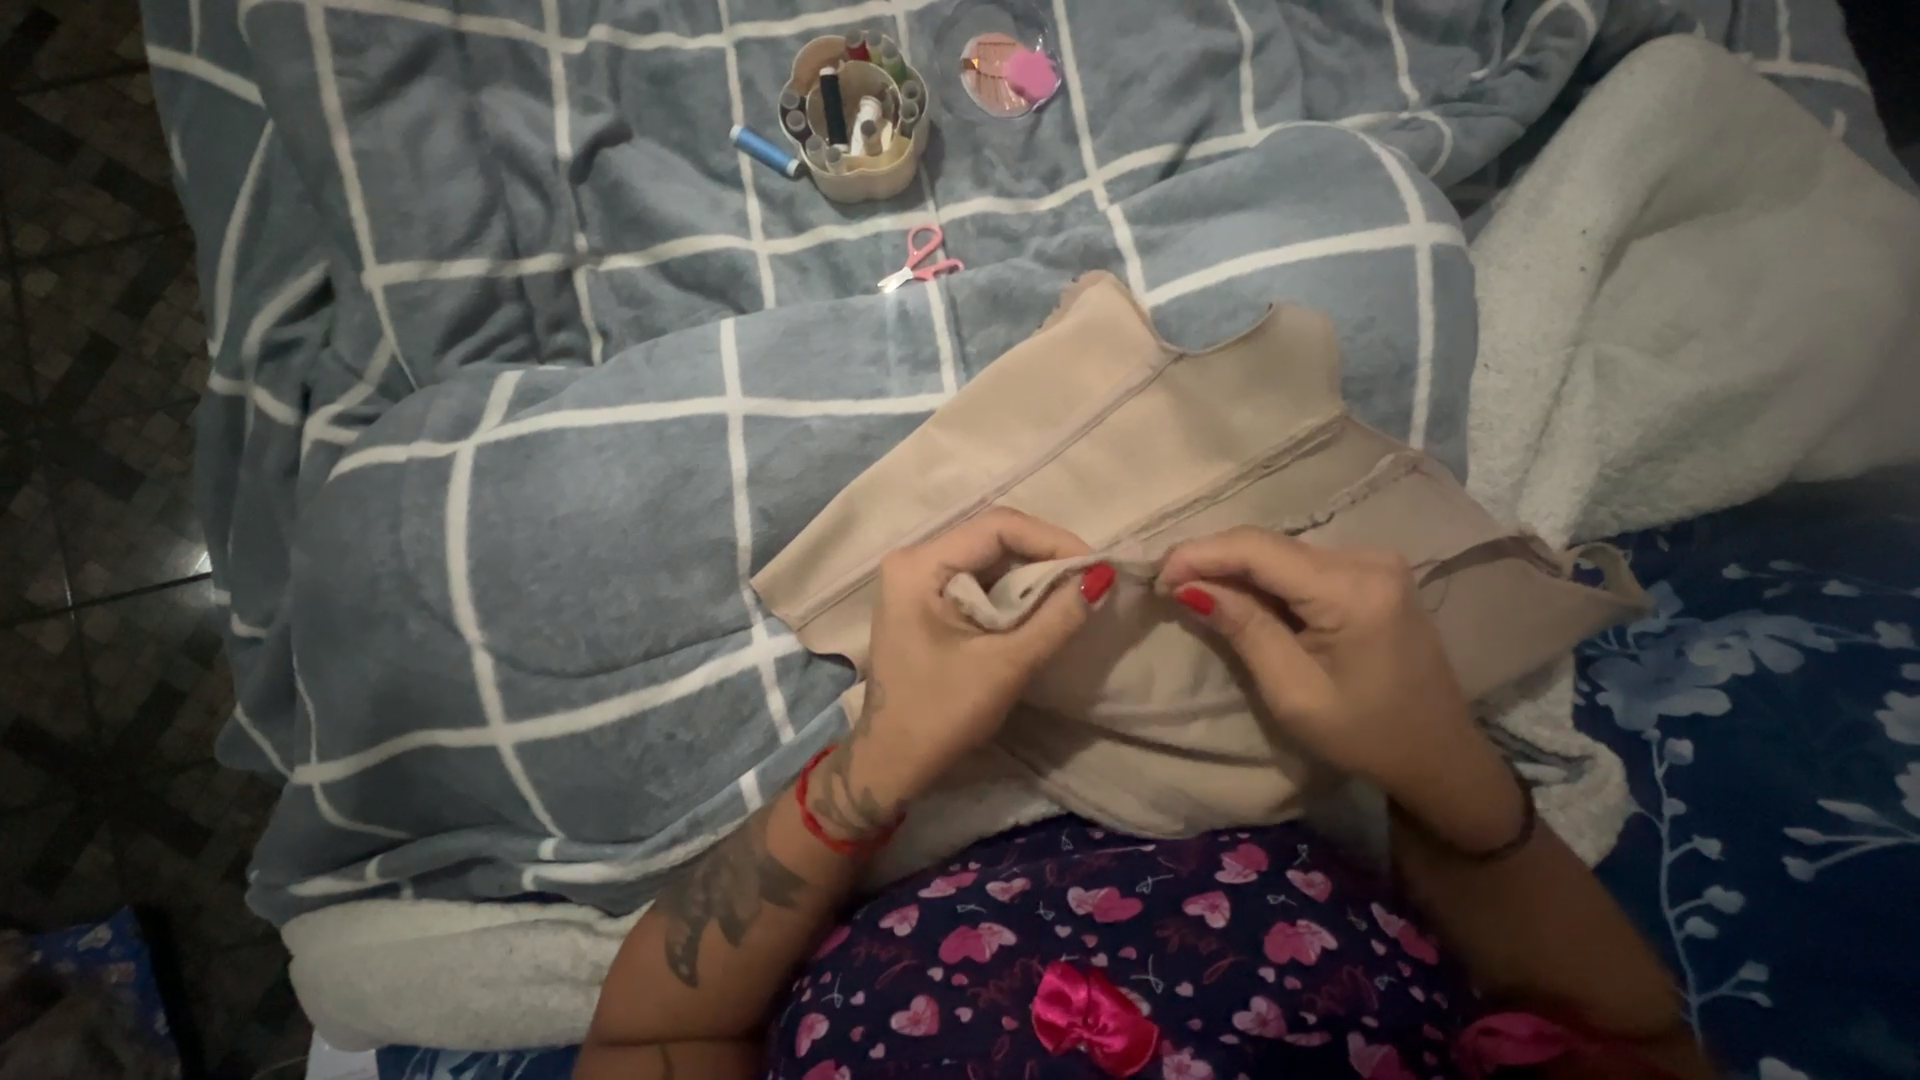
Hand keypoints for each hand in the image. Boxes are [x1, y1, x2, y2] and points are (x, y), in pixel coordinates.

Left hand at [805, 509, 1104, 842]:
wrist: (893, 761)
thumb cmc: (941, 714)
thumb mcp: (1006, 665)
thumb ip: (1056, 618)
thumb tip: (1104, 578)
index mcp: (919, 566)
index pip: (997, 527)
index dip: (1052, 540)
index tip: (1096, 566)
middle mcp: (914, 560)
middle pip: (993, 537)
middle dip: (1046, 556)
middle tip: (1091, 578)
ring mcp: (918, 580)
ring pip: (990, 558)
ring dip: (1033, 574)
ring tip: (1076, 590)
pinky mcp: (927, 601)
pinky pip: (979, 580)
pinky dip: (1014, 591)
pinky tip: (1044, 606)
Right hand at [1158, 527, 1523, 850]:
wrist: (1438, 753)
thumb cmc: (1364, 734)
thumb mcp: (1292, 691)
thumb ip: (1243, 628)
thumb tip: (1187, 585)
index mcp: (1353, 590)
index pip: (1259, 549)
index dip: (1200, 554)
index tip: (1157, 576)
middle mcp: (1368, 559)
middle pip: (1270, 544)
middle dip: (1213, 560)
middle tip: (1167, 586)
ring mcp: (1374, 561)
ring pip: (1282, 550)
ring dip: (1235, 568)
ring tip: (1194, 591)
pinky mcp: (1372, 572)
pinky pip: (1301, 562)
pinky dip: (1263, 576)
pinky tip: (1238, 595)